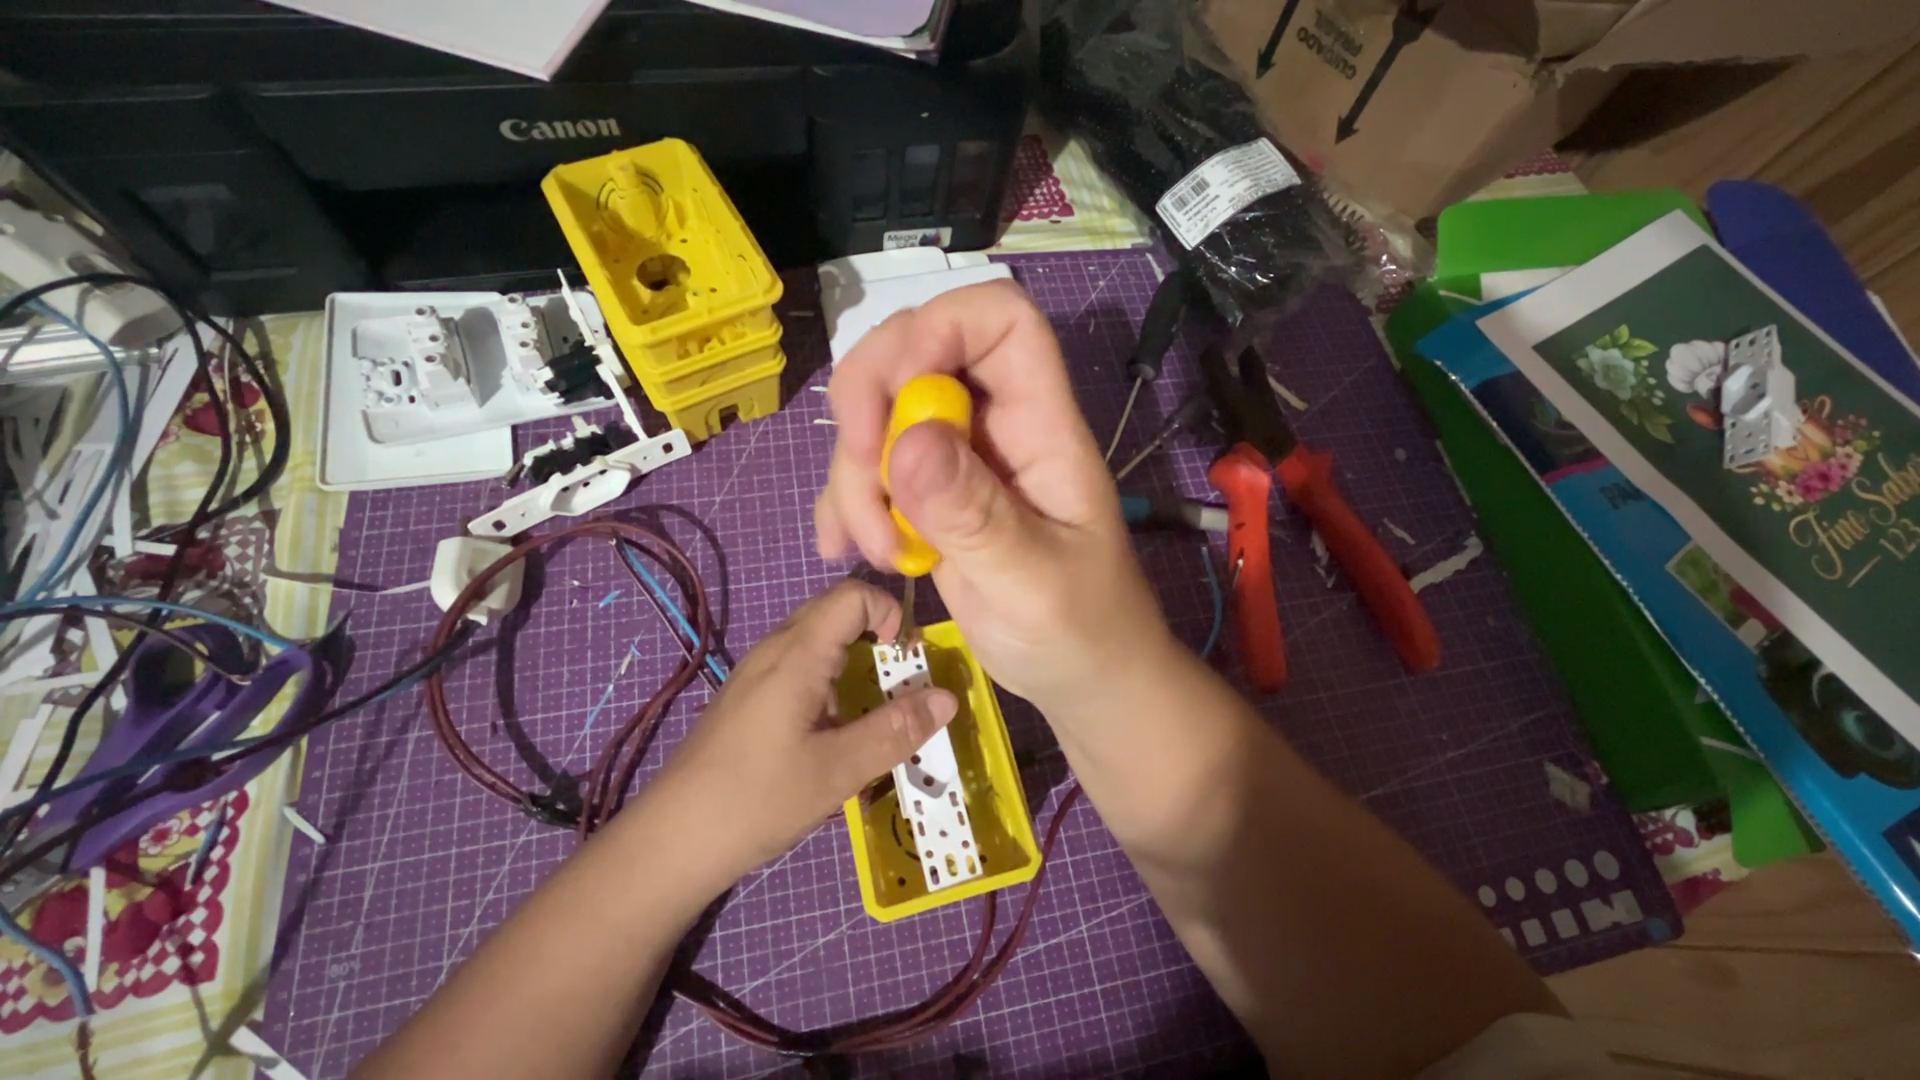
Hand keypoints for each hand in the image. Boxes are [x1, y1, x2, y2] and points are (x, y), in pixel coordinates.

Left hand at [652, 581, 957, 881]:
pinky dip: (830, 683)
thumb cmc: (757, 800)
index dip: (890, 612)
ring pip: (816, 643)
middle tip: (901, 684)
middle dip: (877, 635)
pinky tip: (833, 733)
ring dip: (854, 663)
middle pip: (834, 612)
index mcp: (796, 655)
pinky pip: (798, 669)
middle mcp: (774, 651)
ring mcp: (755, 675)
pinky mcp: (747, 699)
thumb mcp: (838, 770)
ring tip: (873, 712)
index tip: (907, 660)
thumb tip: (949, 697)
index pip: (851, 595)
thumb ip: (895, 731)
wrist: (672, 840)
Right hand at [814, 280, 1175, 713]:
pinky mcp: (926, 499)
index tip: (897, 396)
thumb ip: (975, 516)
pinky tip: (843, 549)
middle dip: (868, 405)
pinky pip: (867, 470)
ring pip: (878, 416)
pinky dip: (845, 502)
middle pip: (915, 353)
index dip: (940, 328)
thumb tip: (906, 443)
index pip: (1001, 321)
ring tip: (876, 550)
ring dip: (853, 474)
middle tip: (864, 476)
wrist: (1082, 677)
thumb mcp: (1035, 583)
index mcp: (1042, 425)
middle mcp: (993, 426)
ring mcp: (955, 461)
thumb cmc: (1083, 630)